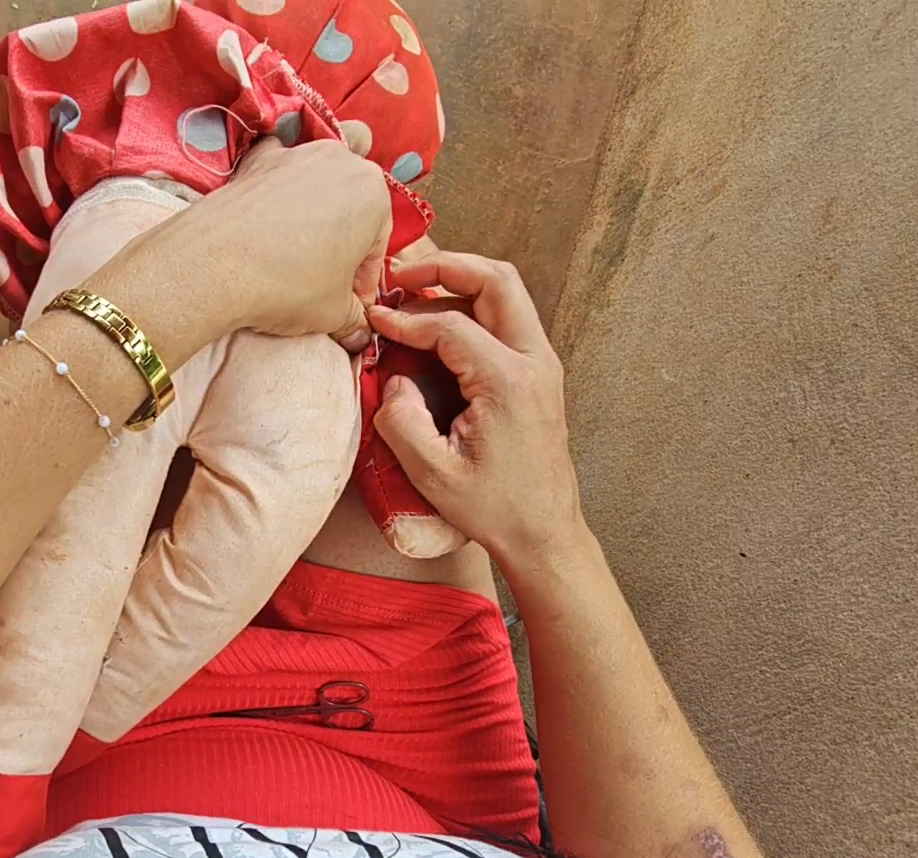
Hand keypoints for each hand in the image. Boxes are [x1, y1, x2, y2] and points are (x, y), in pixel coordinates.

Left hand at [95, 139, 390, 356]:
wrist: (218, 266)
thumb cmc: (288, 286)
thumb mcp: (333, 314)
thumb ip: (353, 318)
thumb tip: (358, 332)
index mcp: (374, 194)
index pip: (375, 247)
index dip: (362, 284)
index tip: (348, 308)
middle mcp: (340, 162)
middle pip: (350, 211)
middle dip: (342, 246)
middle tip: (324, 283)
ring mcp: (296, 156)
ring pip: (317, 187)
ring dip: (314, 216)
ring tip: (295, 256)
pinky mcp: (257, 162)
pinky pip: (276, 172)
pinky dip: (276, 188)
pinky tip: (267, 214)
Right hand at [368, 252, 587, 570]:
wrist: (542, 531)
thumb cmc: (493, 508)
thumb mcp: (433, 473)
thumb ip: (402, 421)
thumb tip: (393, 382)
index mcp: (509, 382)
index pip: (450, 326)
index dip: (406, 320)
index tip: (375, 320)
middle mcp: (534, 362)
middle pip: (497, 280)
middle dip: (447, 267)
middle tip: (403, 272)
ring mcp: (542, 366)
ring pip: (505, 294)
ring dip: (460, 284)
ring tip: (414, 293)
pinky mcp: (537, 375)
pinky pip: (505, 321)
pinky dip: (470, 309)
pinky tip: (436, 326)